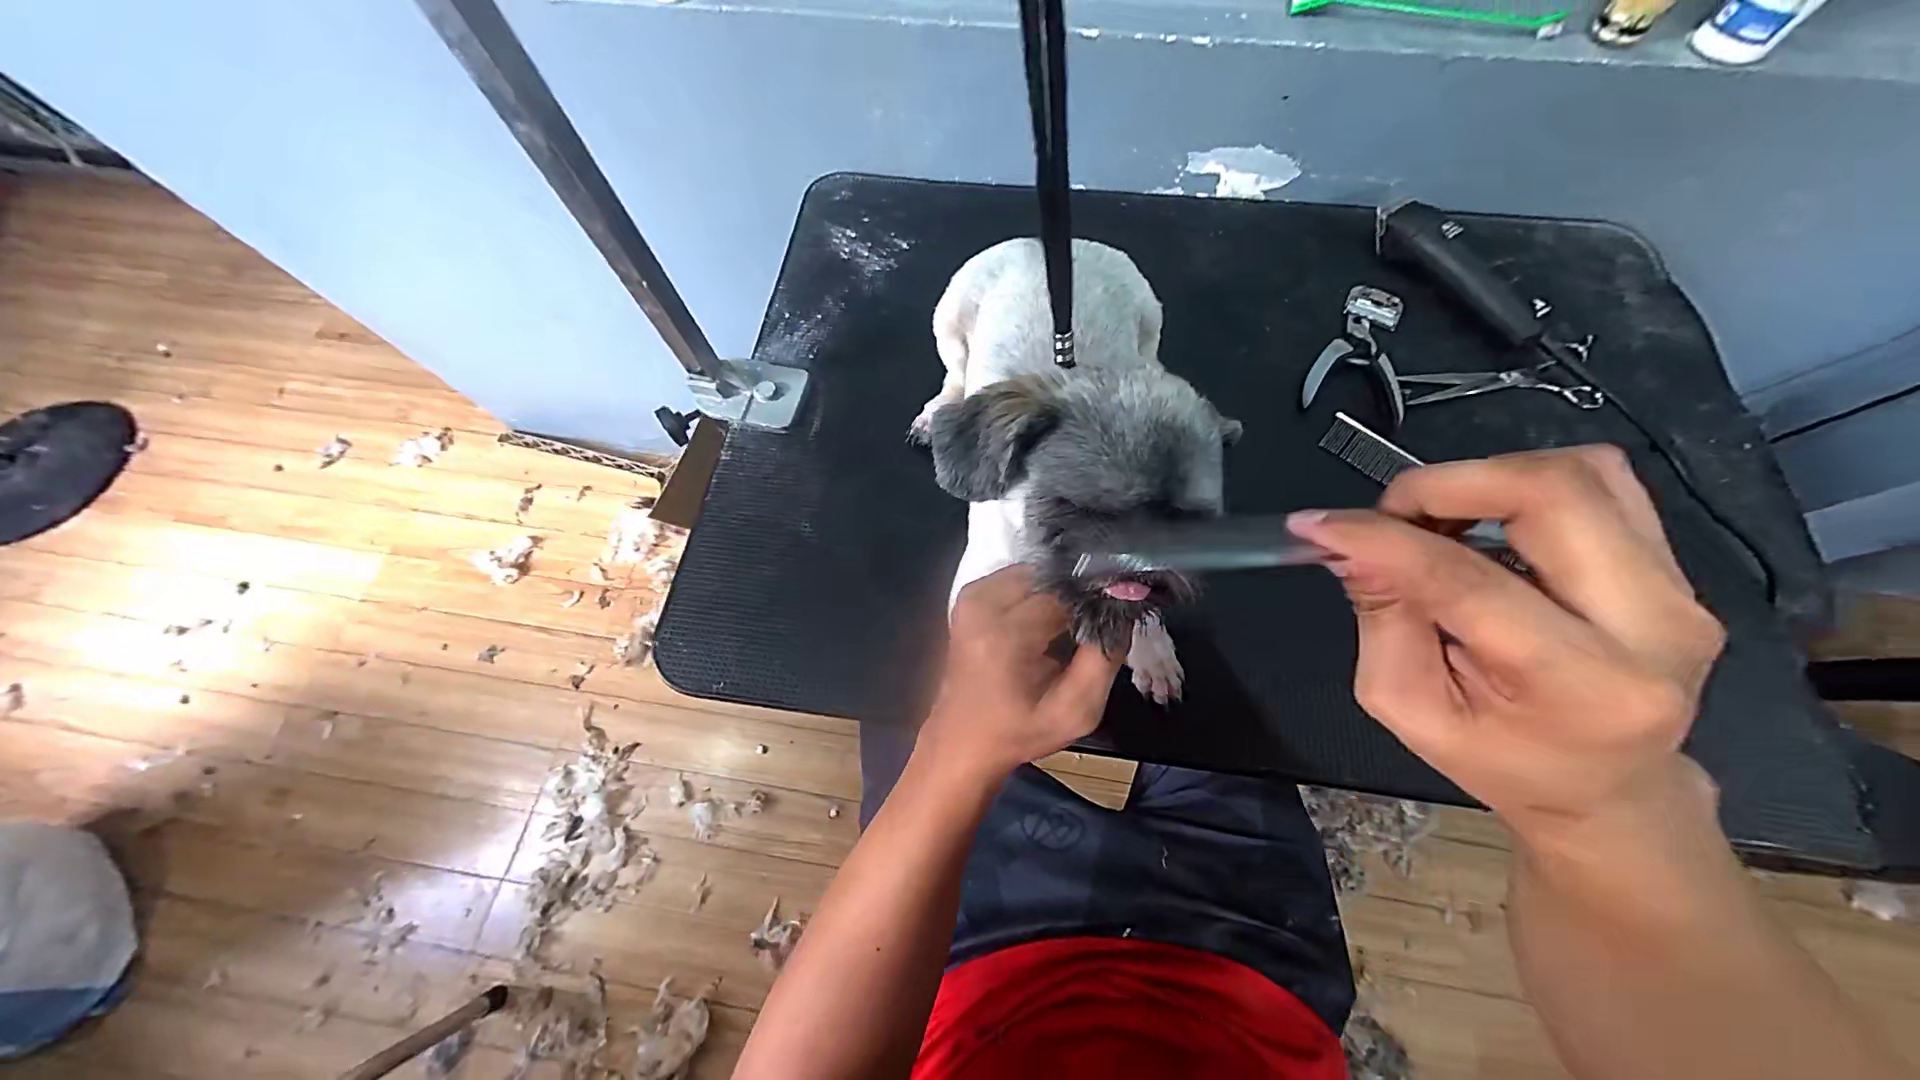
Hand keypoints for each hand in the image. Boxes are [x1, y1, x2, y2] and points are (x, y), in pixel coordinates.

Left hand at [918, 565, 1123, 782]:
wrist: (963, 740)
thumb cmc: (1018, 731)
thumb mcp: (1076, 711)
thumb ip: (1105, 658)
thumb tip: (1122, 610)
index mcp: (1004, 632)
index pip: (1066, 594)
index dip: (1093, 606)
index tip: (1105, 629)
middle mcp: (982, 603)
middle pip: (1051, 580)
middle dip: (1074, 600)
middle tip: (1083, 636)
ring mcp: (972, 596)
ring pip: (1037, 575)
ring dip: (1056, 598)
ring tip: (1061, 635)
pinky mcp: (969, 597)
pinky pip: (1018, 579)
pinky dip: (1036, 597)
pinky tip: (1041, 628)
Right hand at [1287, 446, 1725, 842]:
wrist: (1604, 787)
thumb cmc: (1496, 758)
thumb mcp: (1408, 706)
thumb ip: (1382, 619)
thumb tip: (1351, 547)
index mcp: (1579, 684)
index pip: (1467, 580)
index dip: (1382, 541)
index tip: (1316, 524)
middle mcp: (1651, 624)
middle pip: (1553, 492)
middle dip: (1444, 485)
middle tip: (1390, 515)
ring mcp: (1677, 587)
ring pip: (1580, 473)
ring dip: (1481, 481)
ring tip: (1433, 522)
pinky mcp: (1673, 565)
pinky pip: (1598, 484)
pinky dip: (1516, 488)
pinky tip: (1478, 525)